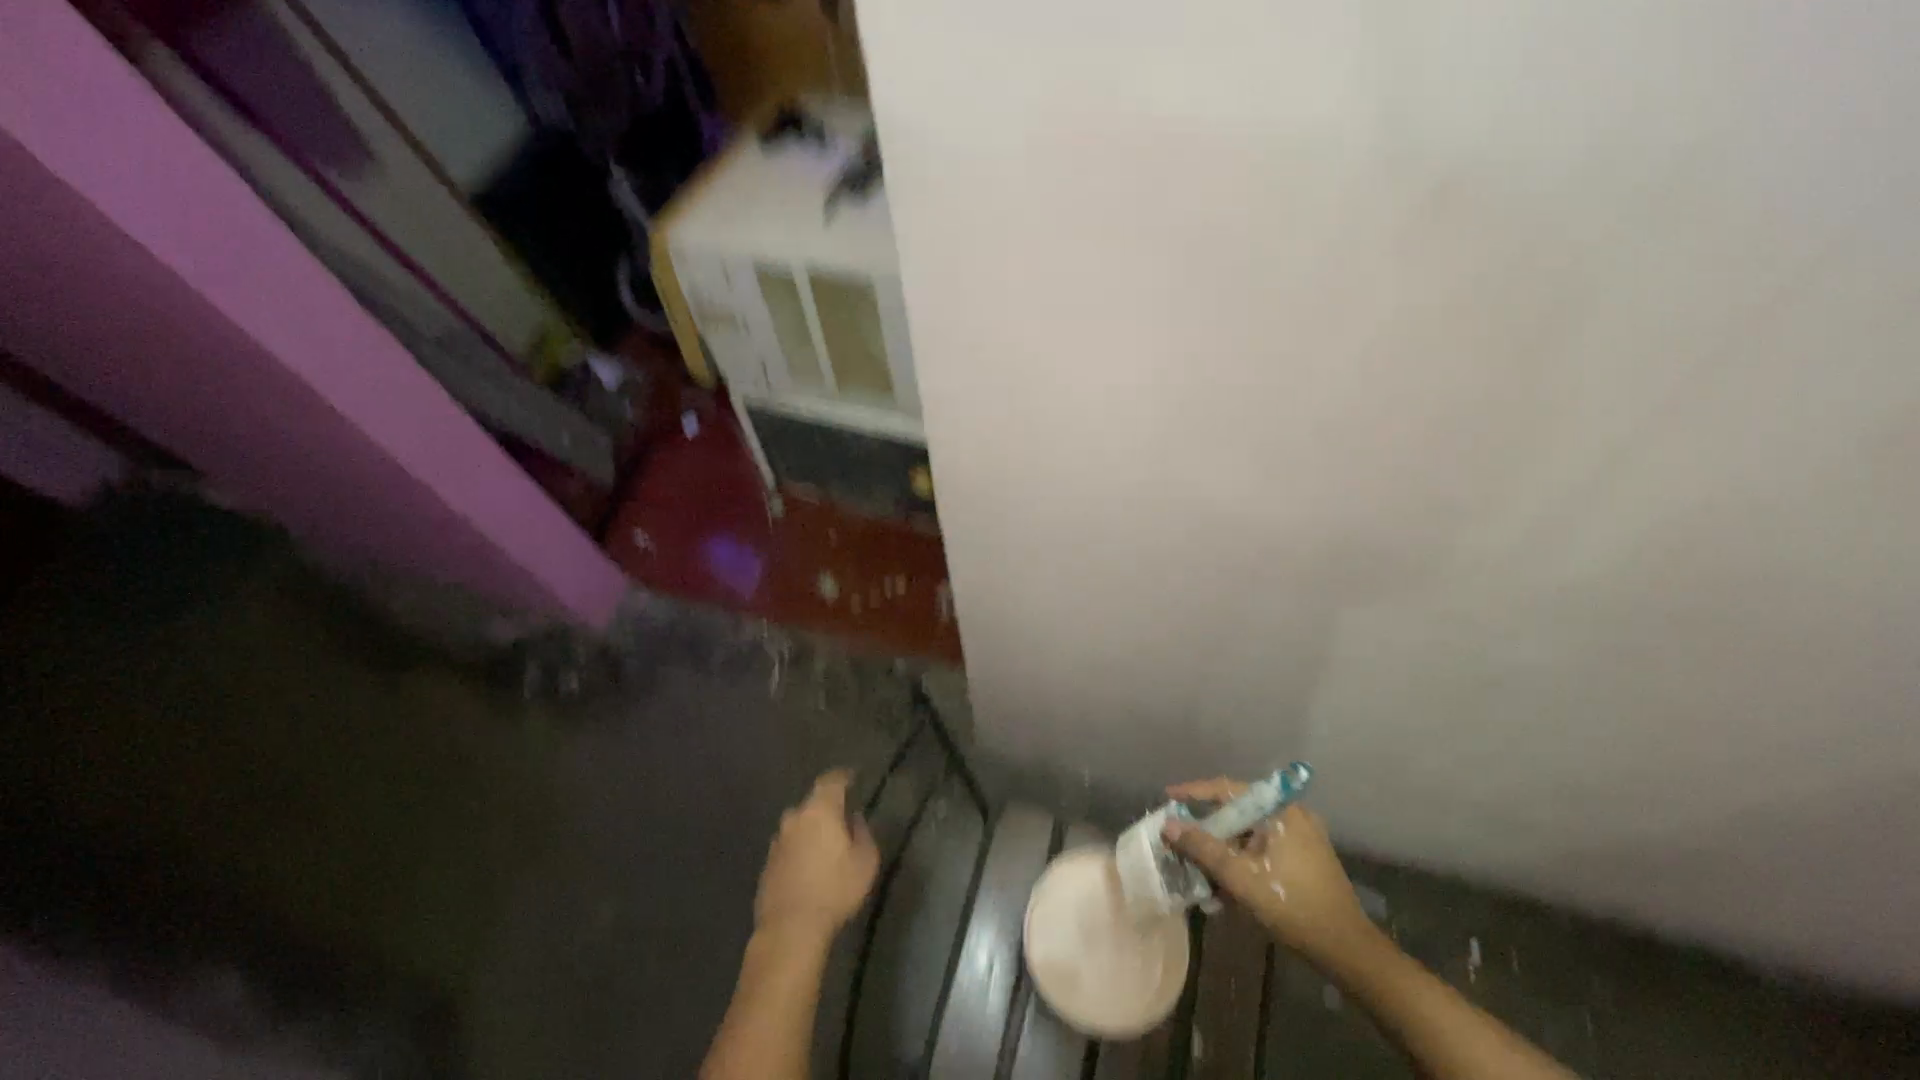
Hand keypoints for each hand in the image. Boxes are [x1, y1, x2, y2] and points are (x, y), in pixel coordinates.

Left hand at [754, 770, 879, 938]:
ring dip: (811, 830)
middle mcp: (794, 818)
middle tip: (842, 819)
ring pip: (798, 825)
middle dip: (827, 807)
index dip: (843, 776)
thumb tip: (855, 818)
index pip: (831, 780)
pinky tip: (808, 867)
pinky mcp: (767, 863)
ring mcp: (777, 841)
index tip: (853, 777)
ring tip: (825, 846)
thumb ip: (863, 833)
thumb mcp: (865, 862)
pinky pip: (788, 847)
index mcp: (819, 811)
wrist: (790, 927)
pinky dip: (799, 850)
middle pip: (812, 803)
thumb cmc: (835, 890)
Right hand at [1161, 778, 1373, 963]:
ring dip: (1223, 850)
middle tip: (1179, 838)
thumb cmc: (1292, 906)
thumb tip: (1168, 825)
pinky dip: (1241, 860)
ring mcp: (1302, 837)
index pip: (1228, 789)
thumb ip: (1202, 848)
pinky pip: (1263, 849)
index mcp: (1281, 812)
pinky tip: (1225, 885)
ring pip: (1250, 834)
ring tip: (1199, 867)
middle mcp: (1293, 816)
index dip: (1194, 792)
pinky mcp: (1305, 858)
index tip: (1167, 797)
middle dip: (1207, 828)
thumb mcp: (1240, 877)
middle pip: (1238, 812)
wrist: (1345, 948)